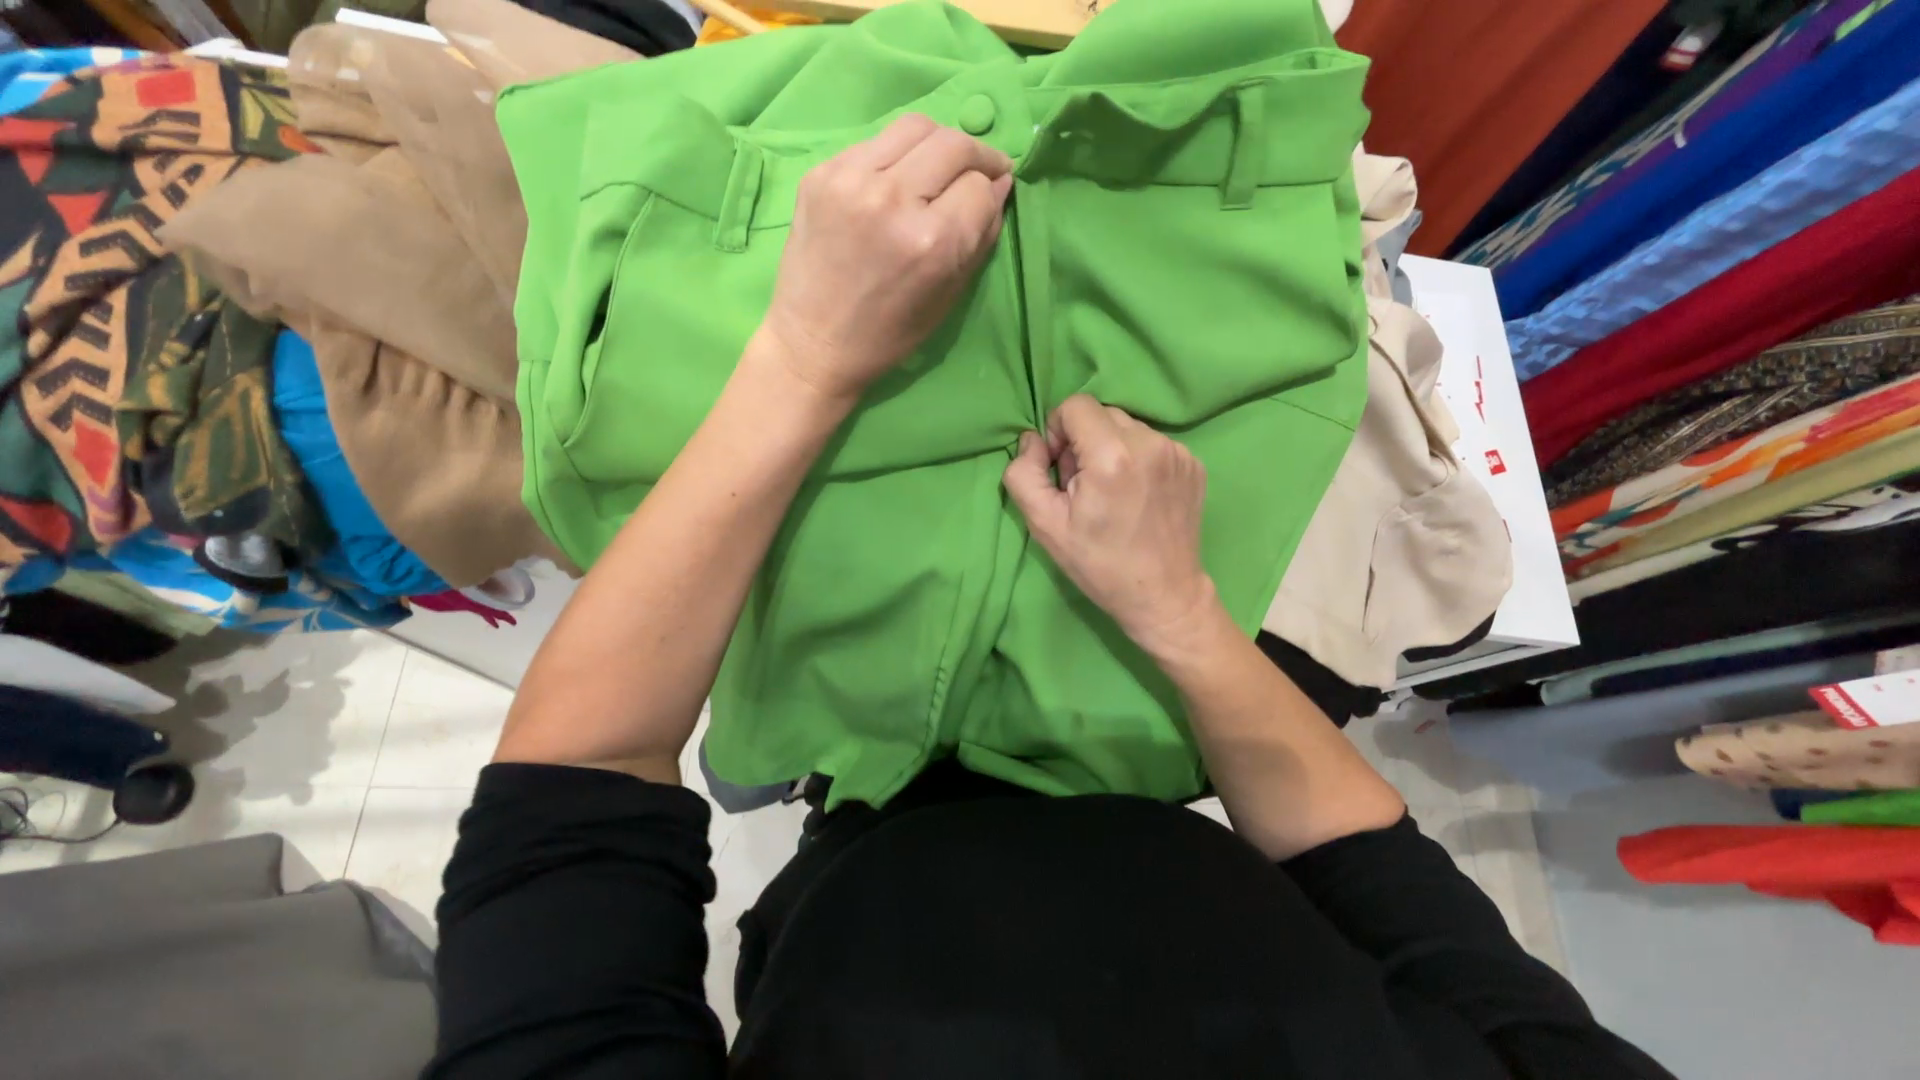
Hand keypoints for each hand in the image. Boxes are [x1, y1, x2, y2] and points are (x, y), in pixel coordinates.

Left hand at [759, 113, 1012, 402]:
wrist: (814, 343)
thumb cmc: (889, 333)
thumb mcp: (950, 295)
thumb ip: (981, 236)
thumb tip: (999, 184)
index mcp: (931, 241)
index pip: (979, 185)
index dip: (991, 191)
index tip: (989, 198)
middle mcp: (893, 200)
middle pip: (953, 144)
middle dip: (976, 156)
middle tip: (977, 172)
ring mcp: (852, 180)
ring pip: (915, 127)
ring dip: (938, 144)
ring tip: (938, 169)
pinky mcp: (822, 173)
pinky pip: (875, 143)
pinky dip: (896, 157)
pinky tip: (893, 183)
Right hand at [1002, 395, 1221, 656]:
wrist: (1163, 595)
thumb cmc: (1098, 564)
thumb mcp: (1044, 524)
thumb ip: (1024, 473)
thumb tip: (1032, 440)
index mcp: (1112, 456)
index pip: (1076, 405)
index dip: (1058, 430)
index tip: (1061, 468)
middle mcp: (1151, 444)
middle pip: (1103, 414)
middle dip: (1084, 440)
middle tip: (1084, 486)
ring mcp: (1178, 453)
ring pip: (1129, 428)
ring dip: (1112, 449)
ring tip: (1112, 494)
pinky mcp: (1194, 465)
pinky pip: (1153, 444)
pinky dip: (1138, 460)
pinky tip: (1137, 497)